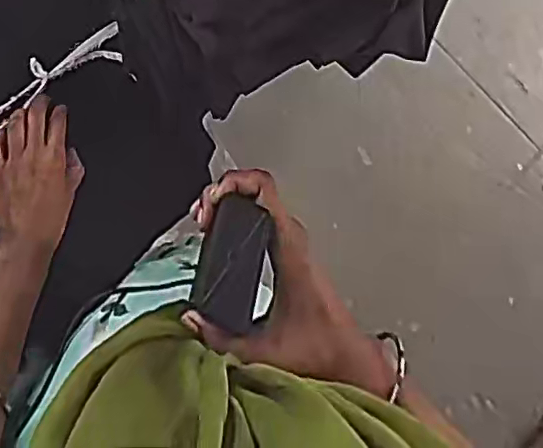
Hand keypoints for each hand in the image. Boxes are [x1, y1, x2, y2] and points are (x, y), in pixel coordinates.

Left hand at [0, 95, 85, 268]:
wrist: (23, 242)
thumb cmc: (47, 223)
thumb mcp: (70, 193)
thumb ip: (73, 169)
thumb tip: (71, 156)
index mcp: (53, 158)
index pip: (57, 122)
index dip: (59, 111)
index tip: (60, 110)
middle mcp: (32, 155)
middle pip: (35, 115)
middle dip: (40, 102)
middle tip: (42, 101)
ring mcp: (12, 160)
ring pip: (15, 123)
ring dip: (21, 113)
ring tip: (24, 111)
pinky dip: (0, 133)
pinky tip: (4, 132)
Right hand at [181, 169, 395, 398]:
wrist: (350, 359)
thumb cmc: (321, 349)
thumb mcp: (264, 348)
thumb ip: (222, 337)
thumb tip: (191, 317)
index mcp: (288, 246)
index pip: (263, 187)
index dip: (233, 182)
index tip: (213, 200)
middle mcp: (291, 235)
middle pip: (254, 187)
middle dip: (221, 193)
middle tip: (202, 216)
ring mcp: (291, 239)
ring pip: (257, 197)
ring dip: (229, 200)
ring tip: (207, 217)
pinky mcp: (289, 247)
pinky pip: (262, 211)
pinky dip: (238, 210)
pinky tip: (224, 228)